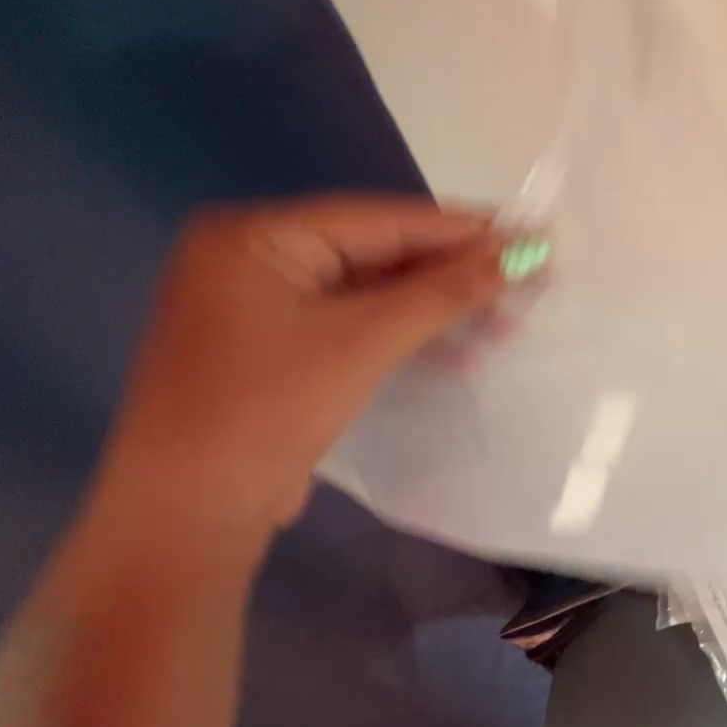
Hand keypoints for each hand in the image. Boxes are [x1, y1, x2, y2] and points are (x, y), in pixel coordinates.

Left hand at [94, 195, 512, 531]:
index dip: (464, 229)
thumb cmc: (270, 407)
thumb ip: (446, 291)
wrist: (193, 507)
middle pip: (381, 253)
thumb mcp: (365, 341)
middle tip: (530, 281)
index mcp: (258, 235)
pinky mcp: (283, 347)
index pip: (382, 220)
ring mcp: (267, 305)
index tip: (533, 235)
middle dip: (456, 274)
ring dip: (441, 310)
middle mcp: (258, 257)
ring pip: (376, 293)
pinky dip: (410, 336)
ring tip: (507, 325)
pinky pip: (360, 324)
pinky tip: (460, 355)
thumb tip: (525, 252)